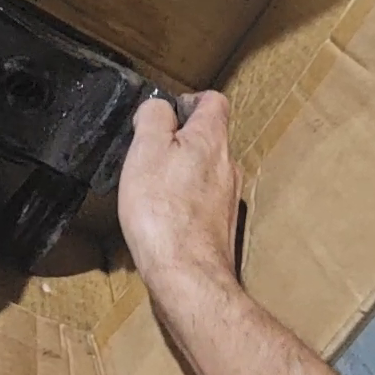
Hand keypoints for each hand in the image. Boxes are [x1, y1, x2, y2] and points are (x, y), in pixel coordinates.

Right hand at [117, 92, 240, 294]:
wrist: (185, 274)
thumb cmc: (162, 212)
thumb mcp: (145, 150)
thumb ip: (153, 118)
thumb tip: (158, 106)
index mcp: (211, 138)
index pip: (213, 101)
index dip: (187, 100)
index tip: (163, 115)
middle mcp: (228, 164)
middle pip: (208, 137)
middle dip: (180, 140)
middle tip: (149, 152)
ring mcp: (228, 198)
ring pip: (206, 170)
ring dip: (181, 172)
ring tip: (152, 186)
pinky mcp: (220, 226)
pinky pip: (202, 201)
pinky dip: (183, 201)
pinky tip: (162, 216)